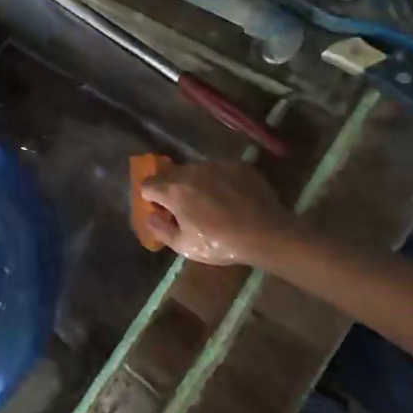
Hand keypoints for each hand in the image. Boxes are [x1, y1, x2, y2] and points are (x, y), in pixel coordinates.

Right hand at [139, 160, 292, 265]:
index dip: (151, 198)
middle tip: (184, 208)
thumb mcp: (185, 246)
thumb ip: (161, 229)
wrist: (266, 233)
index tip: (161, 211)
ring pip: (195, 170)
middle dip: (171, 188)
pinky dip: (219, 180)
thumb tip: (150, 216)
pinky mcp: (237, 165)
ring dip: (195, 183)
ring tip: (211, 202)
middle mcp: (191, 172)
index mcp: (173, 191)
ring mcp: (215, 165)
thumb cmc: (221, 243)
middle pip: (169, 174)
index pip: (147, 184)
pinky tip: (231, 197)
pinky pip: (219, 170)